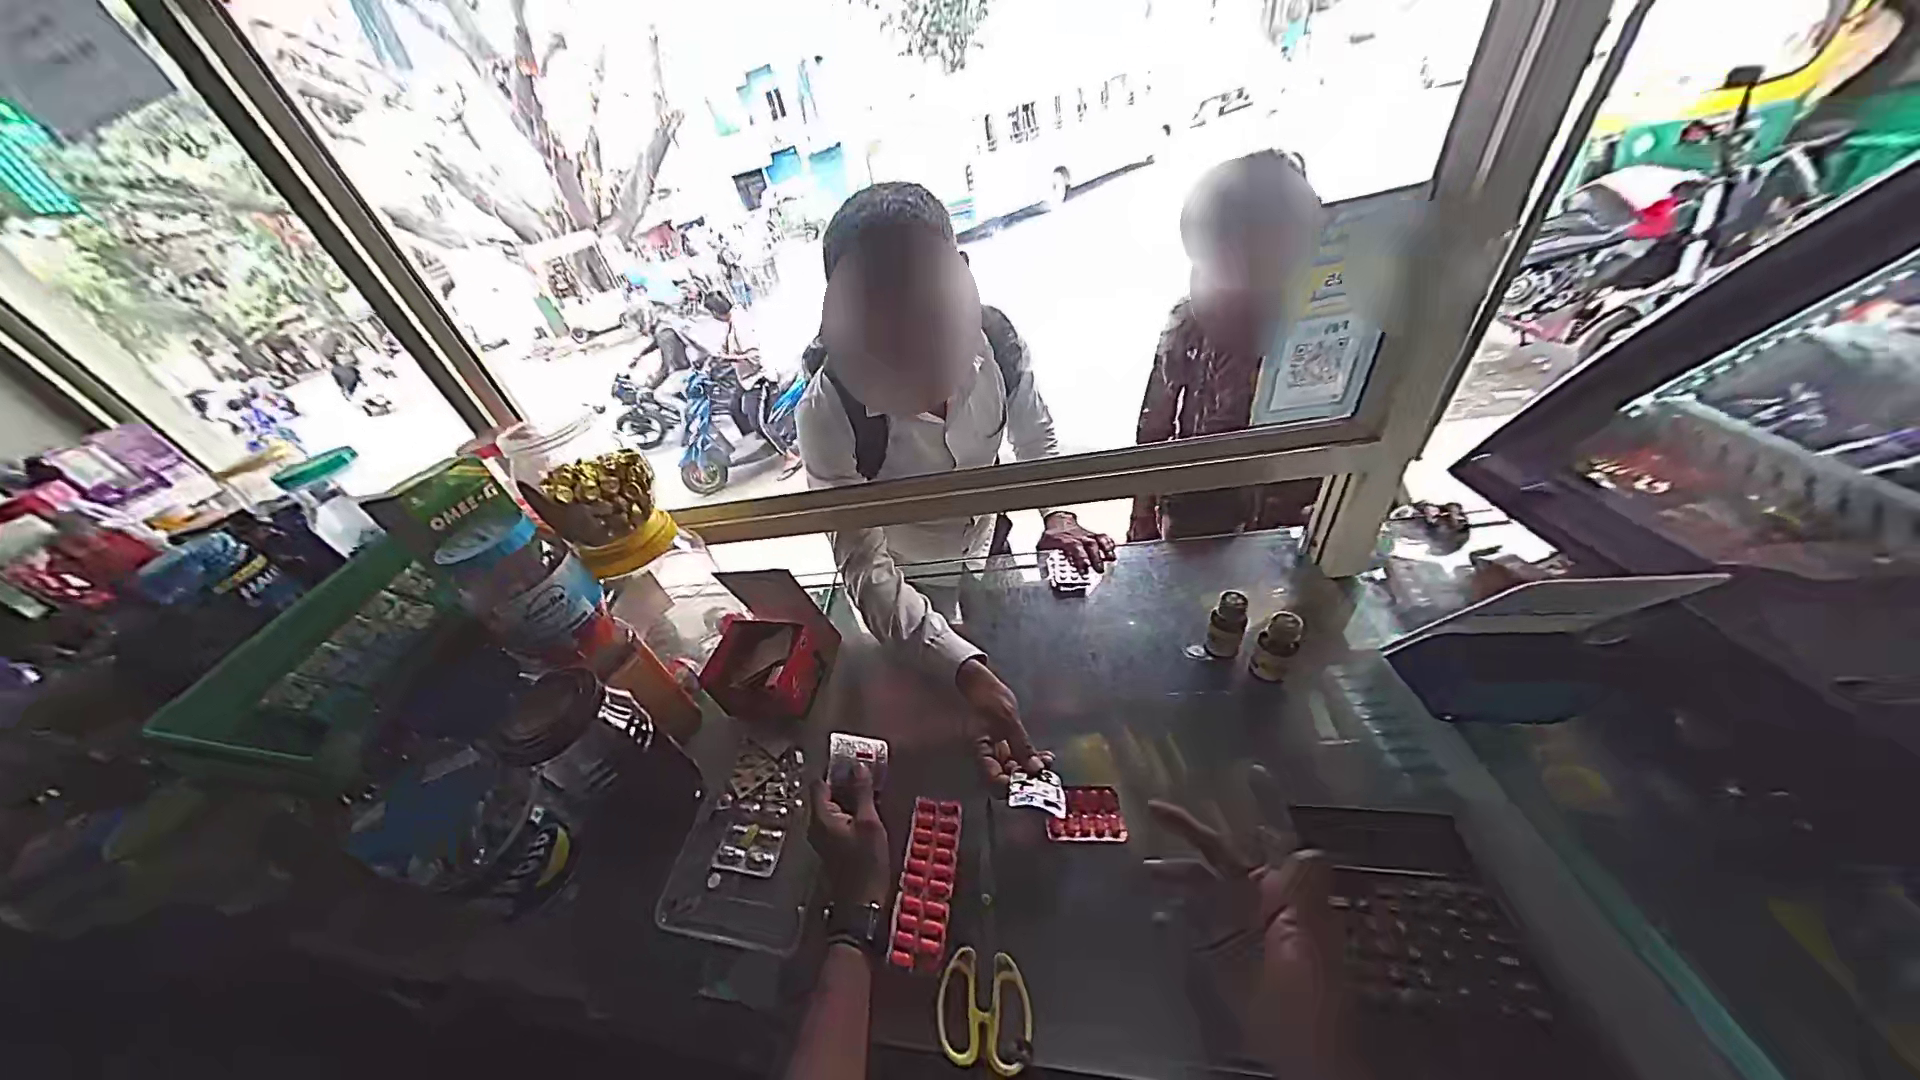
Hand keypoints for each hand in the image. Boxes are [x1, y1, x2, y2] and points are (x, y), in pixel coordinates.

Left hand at [810, 763, 889, 907]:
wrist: (862, 904)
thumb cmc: (866, 862)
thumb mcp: (869, 823)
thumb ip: (862, 793)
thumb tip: (858, 766)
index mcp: (820, 817)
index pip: (820, 783)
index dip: (836, 769)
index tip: (855, 760)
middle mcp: (816, 825)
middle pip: (826, 793)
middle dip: (845, 781)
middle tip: (868, 772)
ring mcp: (823, 836)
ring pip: (834, 806)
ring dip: (850, 795)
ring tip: (872, 787)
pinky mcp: (833, 844)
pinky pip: (838, 818)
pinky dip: (851, 810)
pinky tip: (869, 808)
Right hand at [956, 657, 1047, 786]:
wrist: (980, 681)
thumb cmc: (987, 697)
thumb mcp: (1007, 721)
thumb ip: (1021, 747)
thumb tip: (1036, 770)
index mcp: (981, 752)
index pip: (995, 782)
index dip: (1014, 788)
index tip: (1034, 786)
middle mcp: (986, 756)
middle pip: (1005, 779)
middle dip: (1027, 779)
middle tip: (1045, 776)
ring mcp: (995, 751)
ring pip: (1013, 770)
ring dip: (1031, 769)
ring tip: (1046, 763)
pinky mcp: (1002, 744)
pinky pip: (1016, 758)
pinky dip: (1029, 759)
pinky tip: (1042, 756)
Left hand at [1038, 512, 1115, 571]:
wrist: (1058, 522)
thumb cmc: (1052, 537)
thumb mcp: (1044, 548)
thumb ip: (1046, 560)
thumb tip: (1046, 574)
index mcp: (1066, 541)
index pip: (1076, 548)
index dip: (1081, 559)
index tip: (1084, 569)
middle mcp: (1079, 538)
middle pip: (1090, 546)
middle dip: (1096, 558)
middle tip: (1099, 569)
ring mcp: (1087, 536)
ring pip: (1099, 540)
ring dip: (1106, 549)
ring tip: (1111, 559)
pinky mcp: (1093, 536)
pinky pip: (1103, 537)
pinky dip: (1109, 543)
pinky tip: (1112, 551)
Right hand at [1144, 800, 1360, 1078]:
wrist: (1302, 1059)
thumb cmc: (1311, 1000)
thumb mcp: (1311, 945)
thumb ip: (1303, 897)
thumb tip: (1310, 848)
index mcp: (1284, 891)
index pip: (1273, 837)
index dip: (1264, 804)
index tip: (1252, 771)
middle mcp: (1257, 896)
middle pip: (1220, 851)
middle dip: (1190, 828)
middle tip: (1155, 807)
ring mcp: (1235, 922)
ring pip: (1198, 882)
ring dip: (1173, 871)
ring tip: (1146, 870)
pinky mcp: (1216, 948)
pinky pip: (1188, 918)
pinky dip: (1169, 909)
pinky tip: (1151, 908)